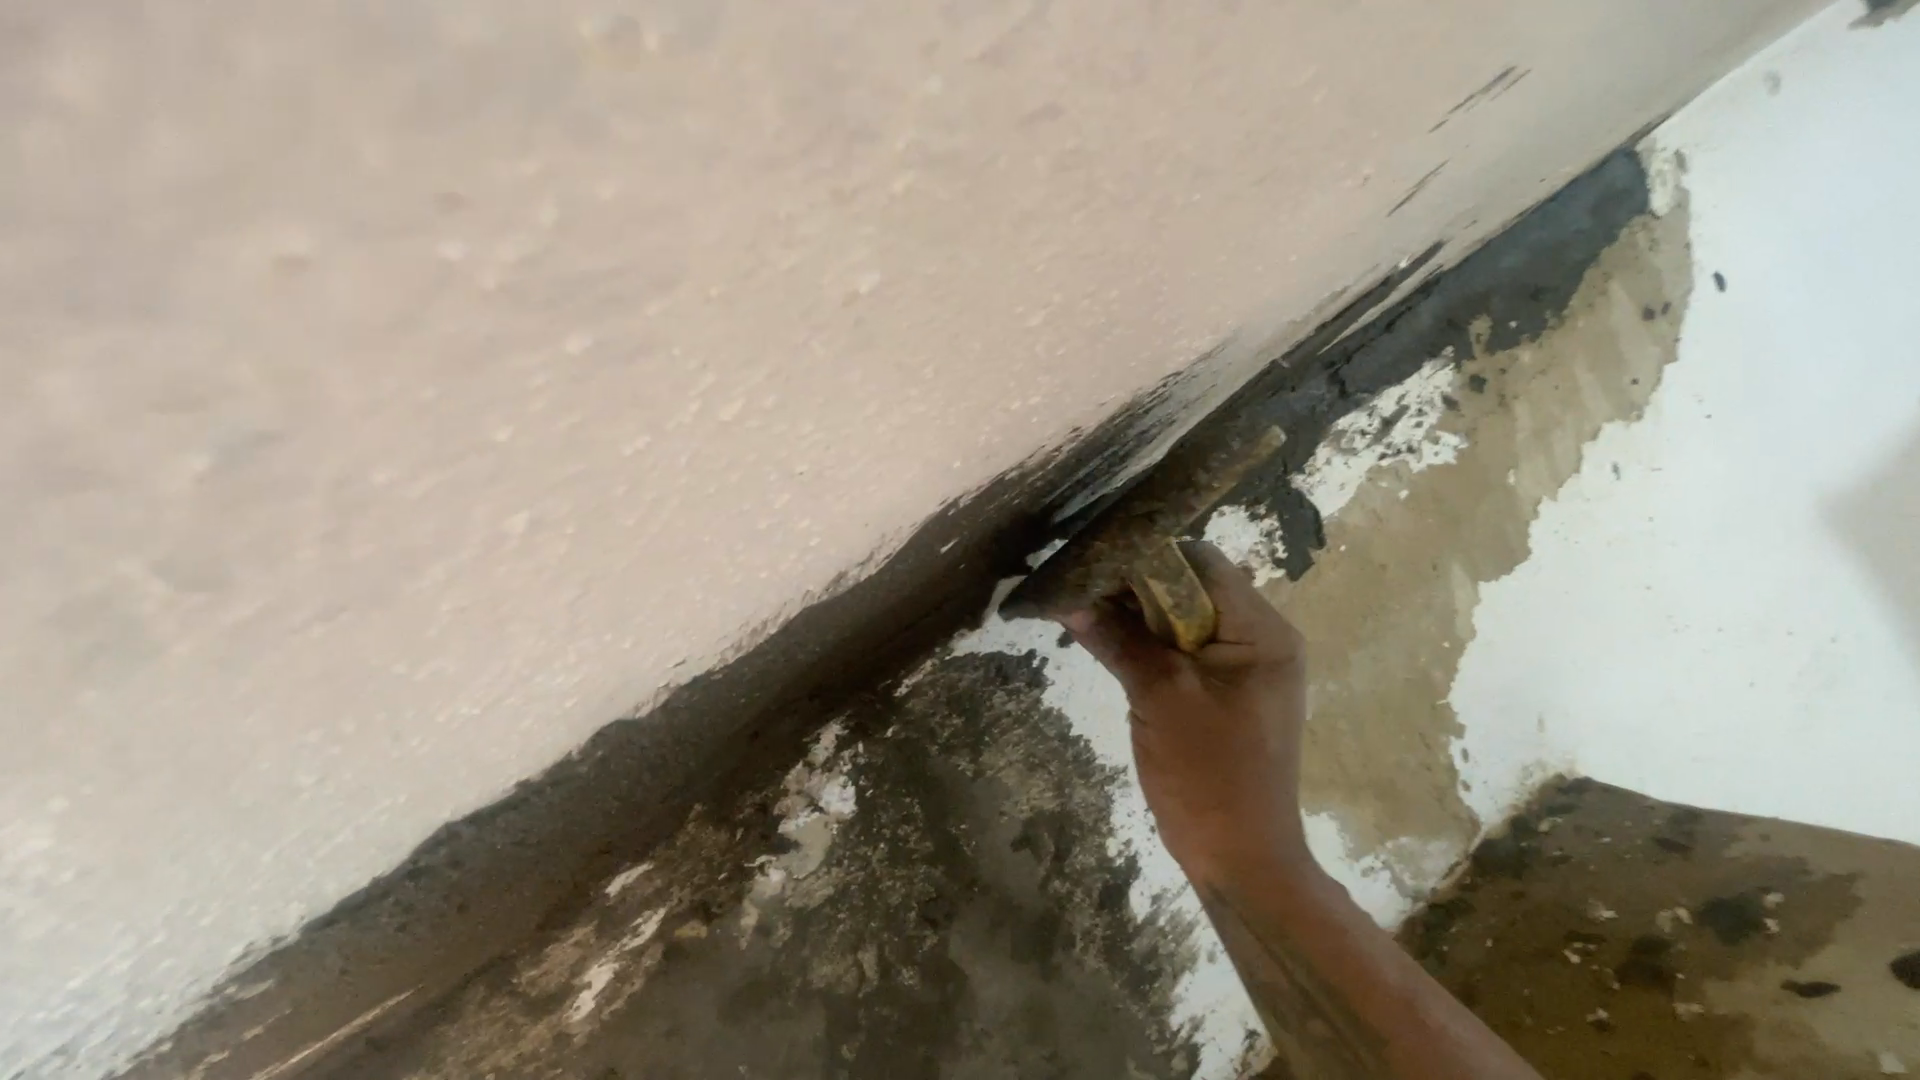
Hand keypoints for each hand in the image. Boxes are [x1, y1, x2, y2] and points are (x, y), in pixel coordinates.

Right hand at [1060, 541, 1312, 884]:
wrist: (1240, 859)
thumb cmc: (1208, 776)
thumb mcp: (1160, 698)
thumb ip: (1117, 641)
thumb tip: (1066, 599)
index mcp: (1260, 631)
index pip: (1201, 564)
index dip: (1146, 555)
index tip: (1093, 556)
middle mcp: (1256, 638)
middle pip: (1189, 588)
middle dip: (1132, 584)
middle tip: (1077, 580)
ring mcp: (1238, 666)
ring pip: (1178, 618)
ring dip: (1132, 613)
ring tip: (1078, 602)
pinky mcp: (1217, 690)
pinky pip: (1177, 649)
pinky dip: (1142, 642)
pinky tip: (1099, 634)